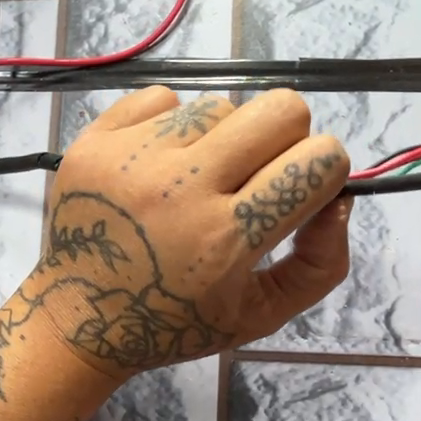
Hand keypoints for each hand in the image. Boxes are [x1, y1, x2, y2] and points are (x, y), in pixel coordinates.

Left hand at [0, 88, 351, 398]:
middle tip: (253, 178)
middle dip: (284, 140)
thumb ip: (320, 264)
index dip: (323, 172)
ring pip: (219, 105)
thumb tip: (340, 198)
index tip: (299, 191)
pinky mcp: (95, 143)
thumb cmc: (175, 323)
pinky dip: (170, 127)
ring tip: (194, 183)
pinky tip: (157, 169)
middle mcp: (180, 189)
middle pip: (280, 108)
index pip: (319, 158)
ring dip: (221, 139)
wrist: (80, 318)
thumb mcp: (261, 315)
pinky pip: (161, 98)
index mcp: (226, 239)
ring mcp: (132, 160)